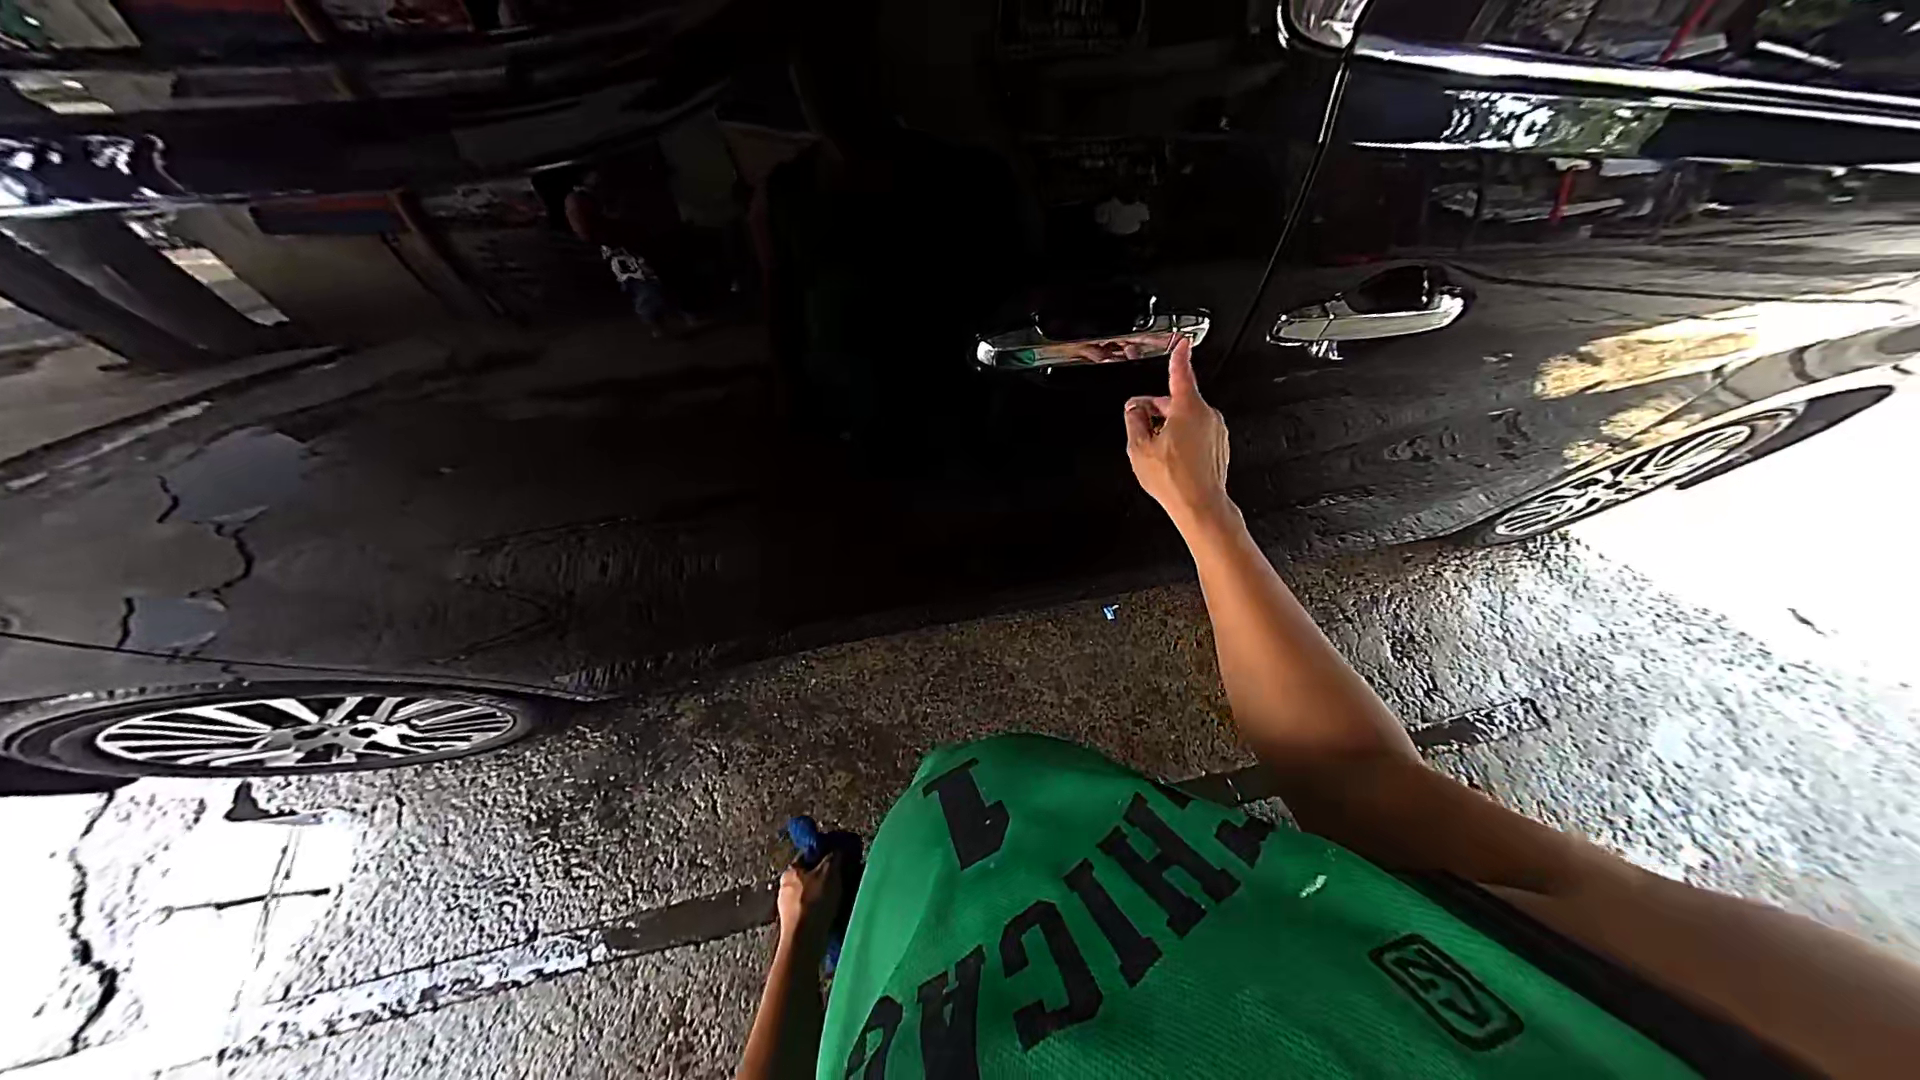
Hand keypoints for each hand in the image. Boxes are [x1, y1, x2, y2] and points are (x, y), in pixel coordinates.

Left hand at [776, 855, 840, 953]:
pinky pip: (812, 911)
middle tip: (845, 877)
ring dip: (826, 894)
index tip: (841, 858)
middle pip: (811, 876)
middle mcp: (785, 888)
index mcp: (790, 871)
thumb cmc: (815, 900)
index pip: (809, 855)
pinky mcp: (794, 926)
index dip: (826, 854)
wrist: (805, 941)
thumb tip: (839, 849)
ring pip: (812, 894)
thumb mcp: (830, 870)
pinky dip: (823, 909)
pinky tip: (834, 913)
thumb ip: (835, 856)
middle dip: (827, 876)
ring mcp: (788, 909)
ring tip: (843, 897)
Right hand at [1124, 338, 1235, 532]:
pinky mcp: (1219, 446)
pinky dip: (1182, 440)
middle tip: (1140, 427)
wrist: (1200, 505)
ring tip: (1155, 451)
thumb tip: (1134, 408)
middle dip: (1158, 410)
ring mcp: (1216, 431)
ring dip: (1169, 427)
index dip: (1179, 356)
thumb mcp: (1139, 447)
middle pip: (1177, 401)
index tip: (1183, 343)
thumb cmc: (1175, 479)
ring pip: (1186, 418)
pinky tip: (1170, 459)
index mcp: (1188, 409)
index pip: (1181, 373)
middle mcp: (1207, 415)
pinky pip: (1197, 433)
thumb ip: (1134, 420)